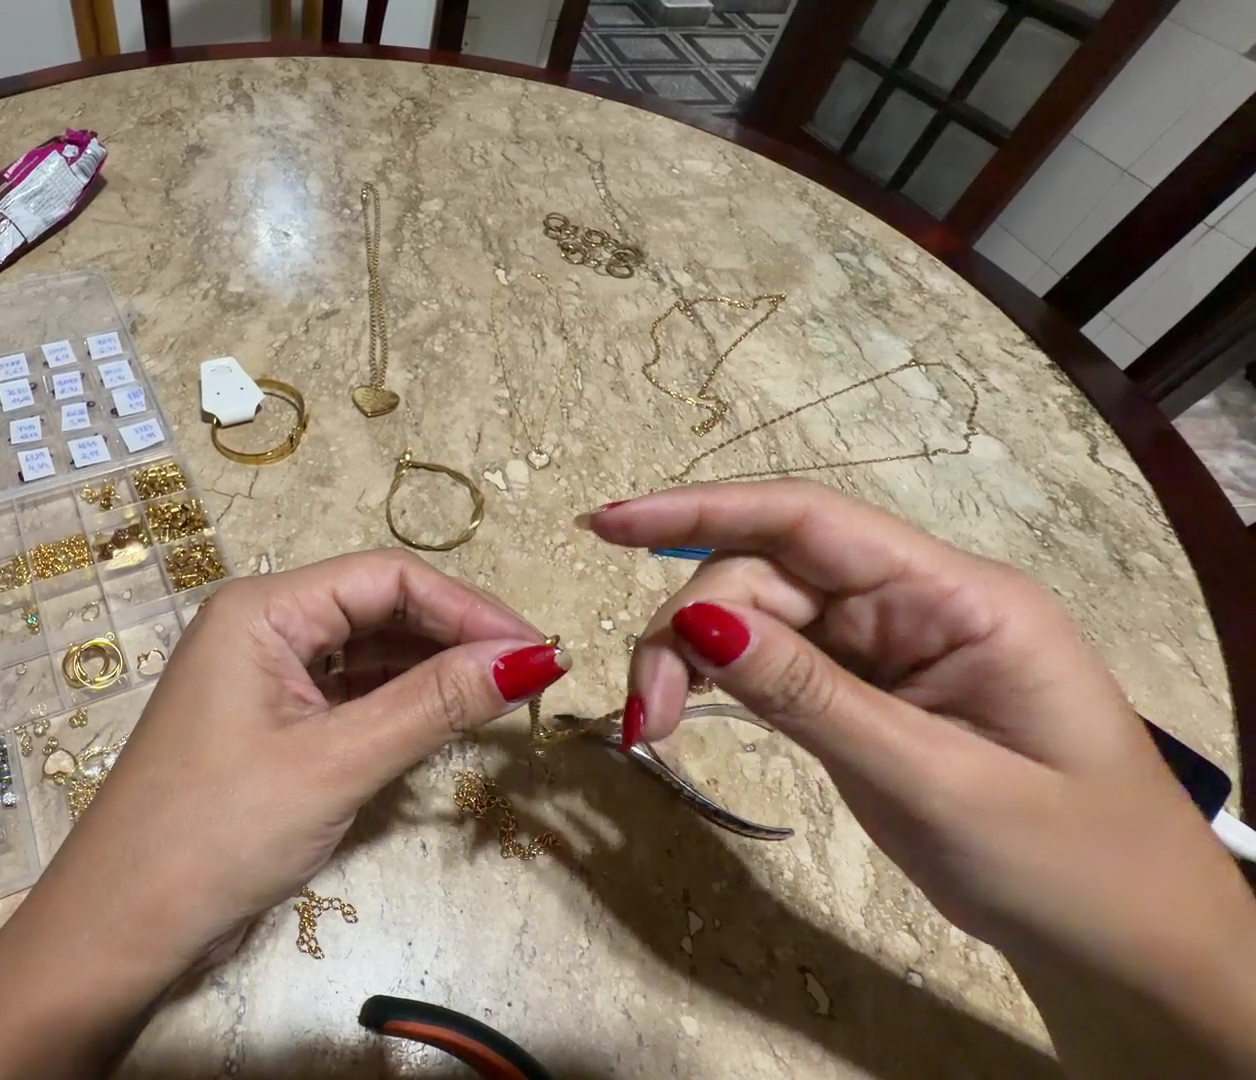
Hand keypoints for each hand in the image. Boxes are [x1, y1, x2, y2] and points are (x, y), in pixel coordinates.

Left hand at [55, 548, 566, 971]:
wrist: (121, 926)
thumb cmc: (219, 831)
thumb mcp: (336, 762)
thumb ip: (435, 704)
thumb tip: (533, 657)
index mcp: (263, 608)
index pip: (385, 578)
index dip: (468, 606)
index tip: (539, 648)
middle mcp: (262, 625)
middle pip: (377, 609)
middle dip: (453, 638)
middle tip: (530, 678)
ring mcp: (264, 674)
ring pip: (366, 653)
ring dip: (430, 672)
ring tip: (500, 699)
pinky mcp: (270, 720)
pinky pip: (347, 694)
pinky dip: (396, 705)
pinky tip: (442, 720)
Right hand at [582, 480, 1255, 1075]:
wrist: (1122, 945)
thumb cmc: (1064, 863)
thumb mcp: (929, 778)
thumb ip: (806, 694)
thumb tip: (693, 619)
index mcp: (952, 597)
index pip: (806, 522)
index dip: (698, 511)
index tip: (609, 525)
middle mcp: (903, 601)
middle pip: (758, 578)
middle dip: (684, 631)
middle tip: (647, 711)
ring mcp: (872, 642)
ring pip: (744, 618)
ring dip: (686, 660)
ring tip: (656, 724)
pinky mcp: (846, 681)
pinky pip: (757, 659)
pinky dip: (709, 679)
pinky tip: (680, 710)